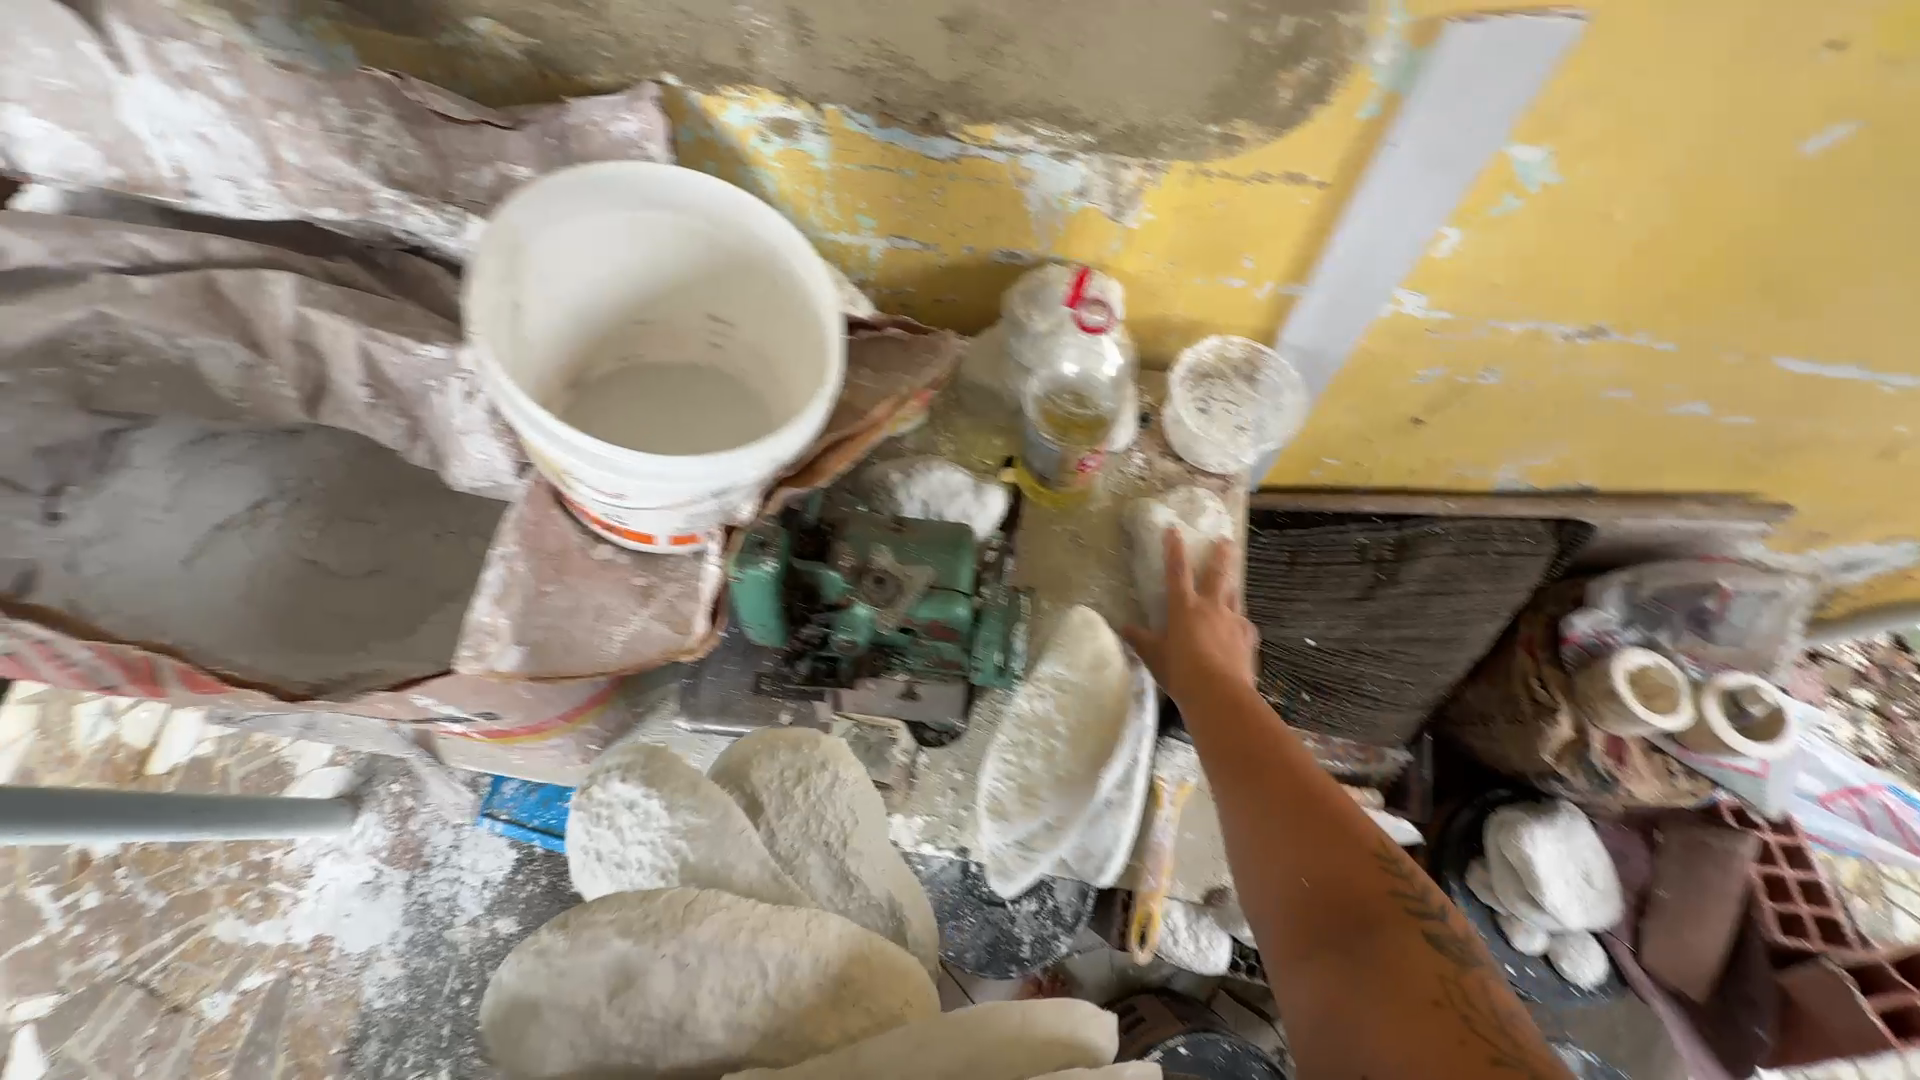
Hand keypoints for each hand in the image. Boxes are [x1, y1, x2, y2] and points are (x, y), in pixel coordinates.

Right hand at [1122, 528, 1260, 708]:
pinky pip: (1243, 625)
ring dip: (1232, 585)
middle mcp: (1211, 608)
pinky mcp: (1248, 638)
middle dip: (1221, 555)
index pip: (1177, 572)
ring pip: (1234, 596)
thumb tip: (1125, 628)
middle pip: (1217, 574)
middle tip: (1226, 540)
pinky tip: (1239, 630)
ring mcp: (1233, 621)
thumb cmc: (1181, 673)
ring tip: (1233, 582)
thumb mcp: (1154, 657)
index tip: (1175, 529)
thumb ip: (1141, 640)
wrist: (1220, 694)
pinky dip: (1239, 624)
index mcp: (1184, 608)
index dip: (1174, 549)